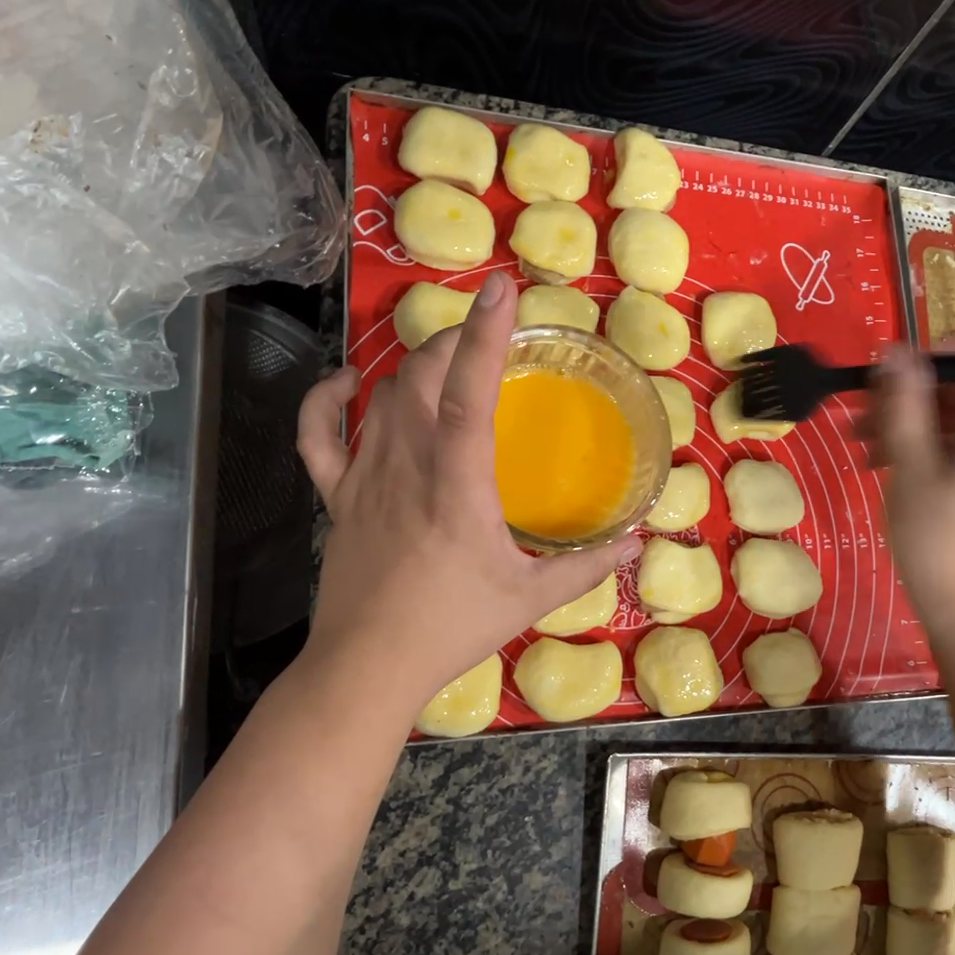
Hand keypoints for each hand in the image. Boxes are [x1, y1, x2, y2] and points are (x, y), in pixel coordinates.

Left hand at [295, 273, 639, 713]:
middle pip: (420, 375)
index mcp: (457, 485)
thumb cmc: (451, 628)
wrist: (367, 666)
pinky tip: (350, 384)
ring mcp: (362, 477)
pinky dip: (328, 400)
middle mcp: (405, 465)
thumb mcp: (530, 599)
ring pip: (381, 394)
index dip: (485, 334)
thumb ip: (586, 567)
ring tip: (444, 366)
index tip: (502, 288)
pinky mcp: (336, 496)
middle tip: (487, 343)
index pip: (469, 391)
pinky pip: (318, 433)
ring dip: (414, 367)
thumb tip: (636, 542)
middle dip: (453, 342)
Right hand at [870, 325, 954, 626]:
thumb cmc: (939, 538)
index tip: (930, 359)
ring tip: (856, 433)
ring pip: (953, 404)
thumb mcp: (913, 465)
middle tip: (871, 400)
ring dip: (903, 410)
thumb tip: (895, 350)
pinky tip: (870, 456)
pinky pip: (946, 432)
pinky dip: (909, 435)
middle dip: (918, 381)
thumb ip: (905, 403)